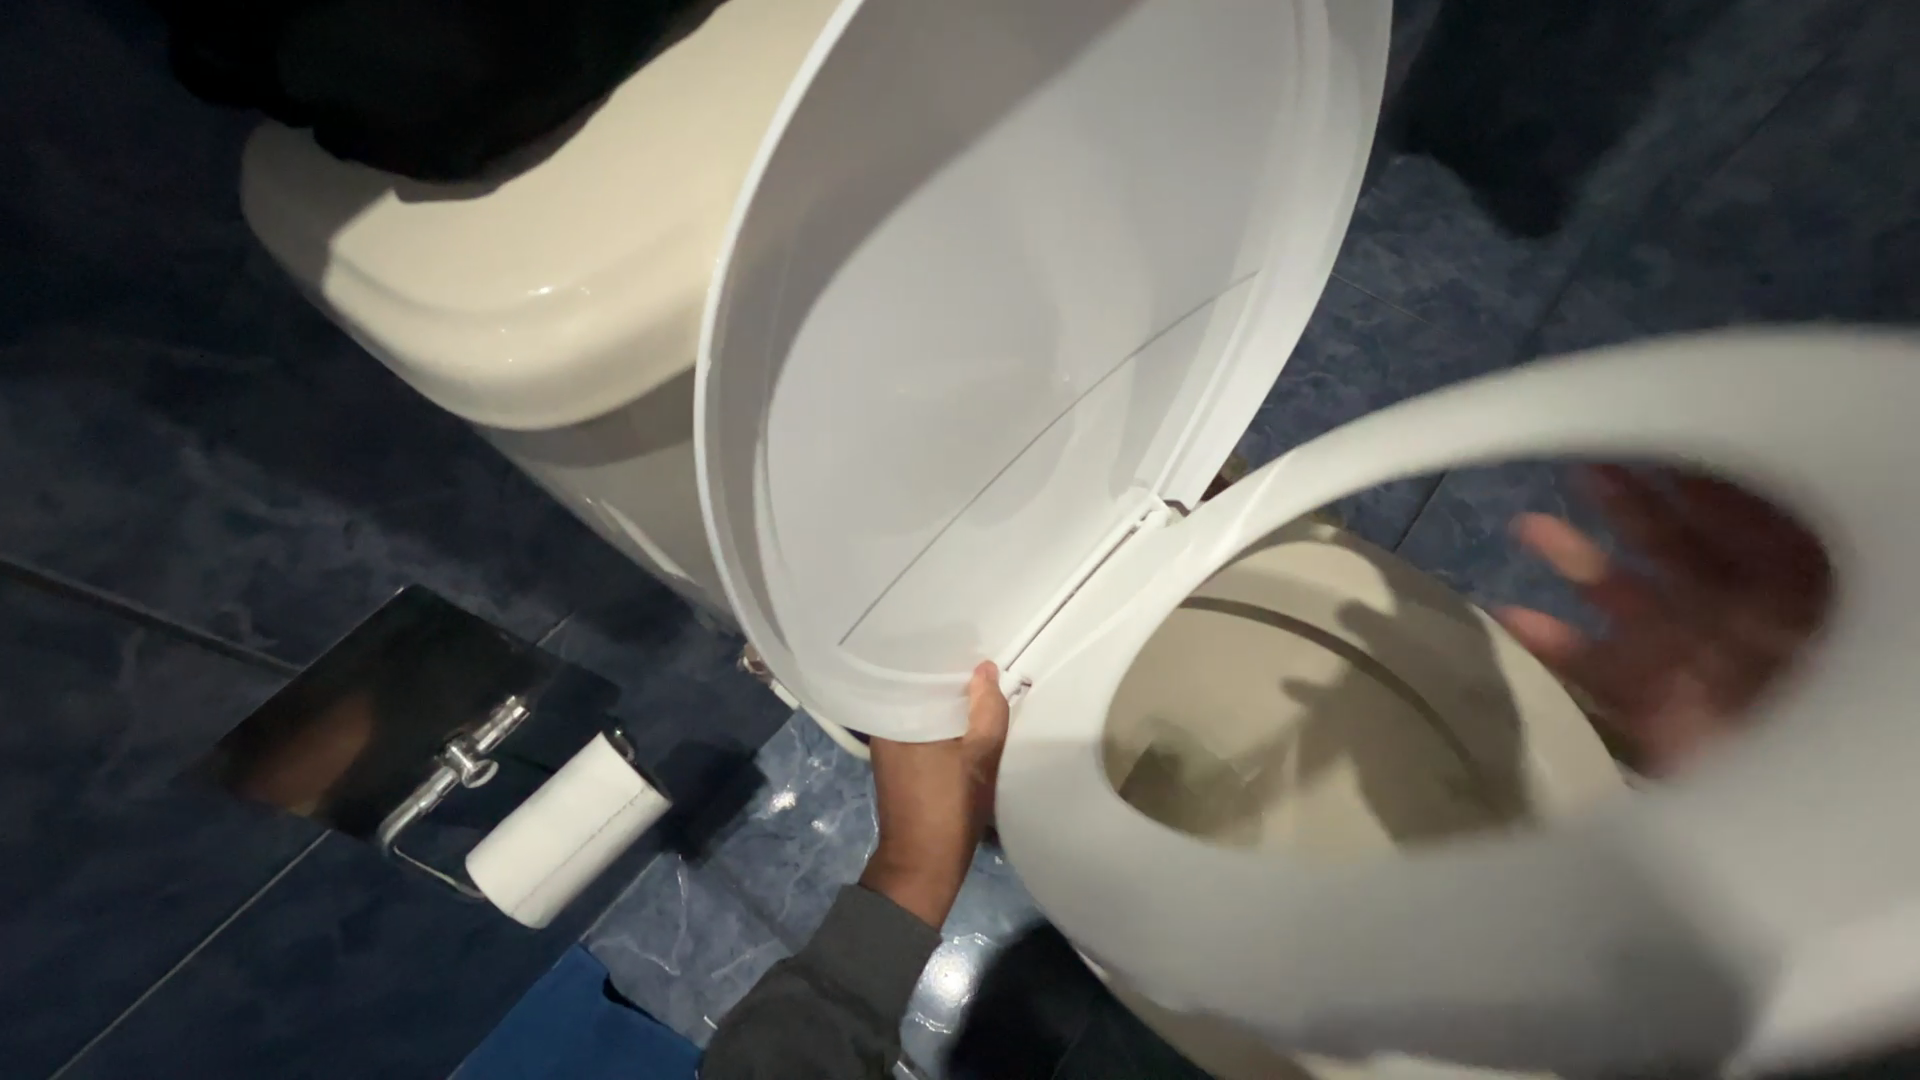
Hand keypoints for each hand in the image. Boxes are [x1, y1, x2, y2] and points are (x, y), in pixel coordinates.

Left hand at [859, 662, 1010, 927]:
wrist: (922, 866)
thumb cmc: (948, 808)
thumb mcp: (979, 756)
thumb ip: (987, 710)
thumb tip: (985, 669)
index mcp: (893, 716)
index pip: (913, 668)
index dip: (942, 654)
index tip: (967, 638)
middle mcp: (884, 724)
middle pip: (918, 688)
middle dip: (948, 676)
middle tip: (979, 656)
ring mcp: (890, 744)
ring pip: (922, 708)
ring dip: (947, 700)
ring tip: (977, 682)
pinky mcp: (900, 760)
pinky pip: (923, 726)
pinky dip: (942, 720)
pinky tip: (966, 716)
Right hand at [1498, 466, 1830, 774]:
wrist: (1810, 810)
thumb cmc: (1844, 715)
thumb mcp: (1851, 615)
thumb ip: (1786, 552)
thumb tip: (1749, 489)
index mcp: (1794, 589)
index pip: (1745, 518)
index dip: (1702, 482)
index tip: (1659, 437)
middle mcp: (1732, 609)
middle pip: (1673, 541)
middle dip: (1631, 501)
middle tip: (1590, 462)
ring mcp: (1679, 649)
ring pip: (1617, 588)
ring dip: (1572, 554)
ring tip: (1527, 524)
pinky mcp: (1639, 691)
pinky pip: (1580, 657)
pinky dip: (1542, 637)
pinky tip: (1505, 613)